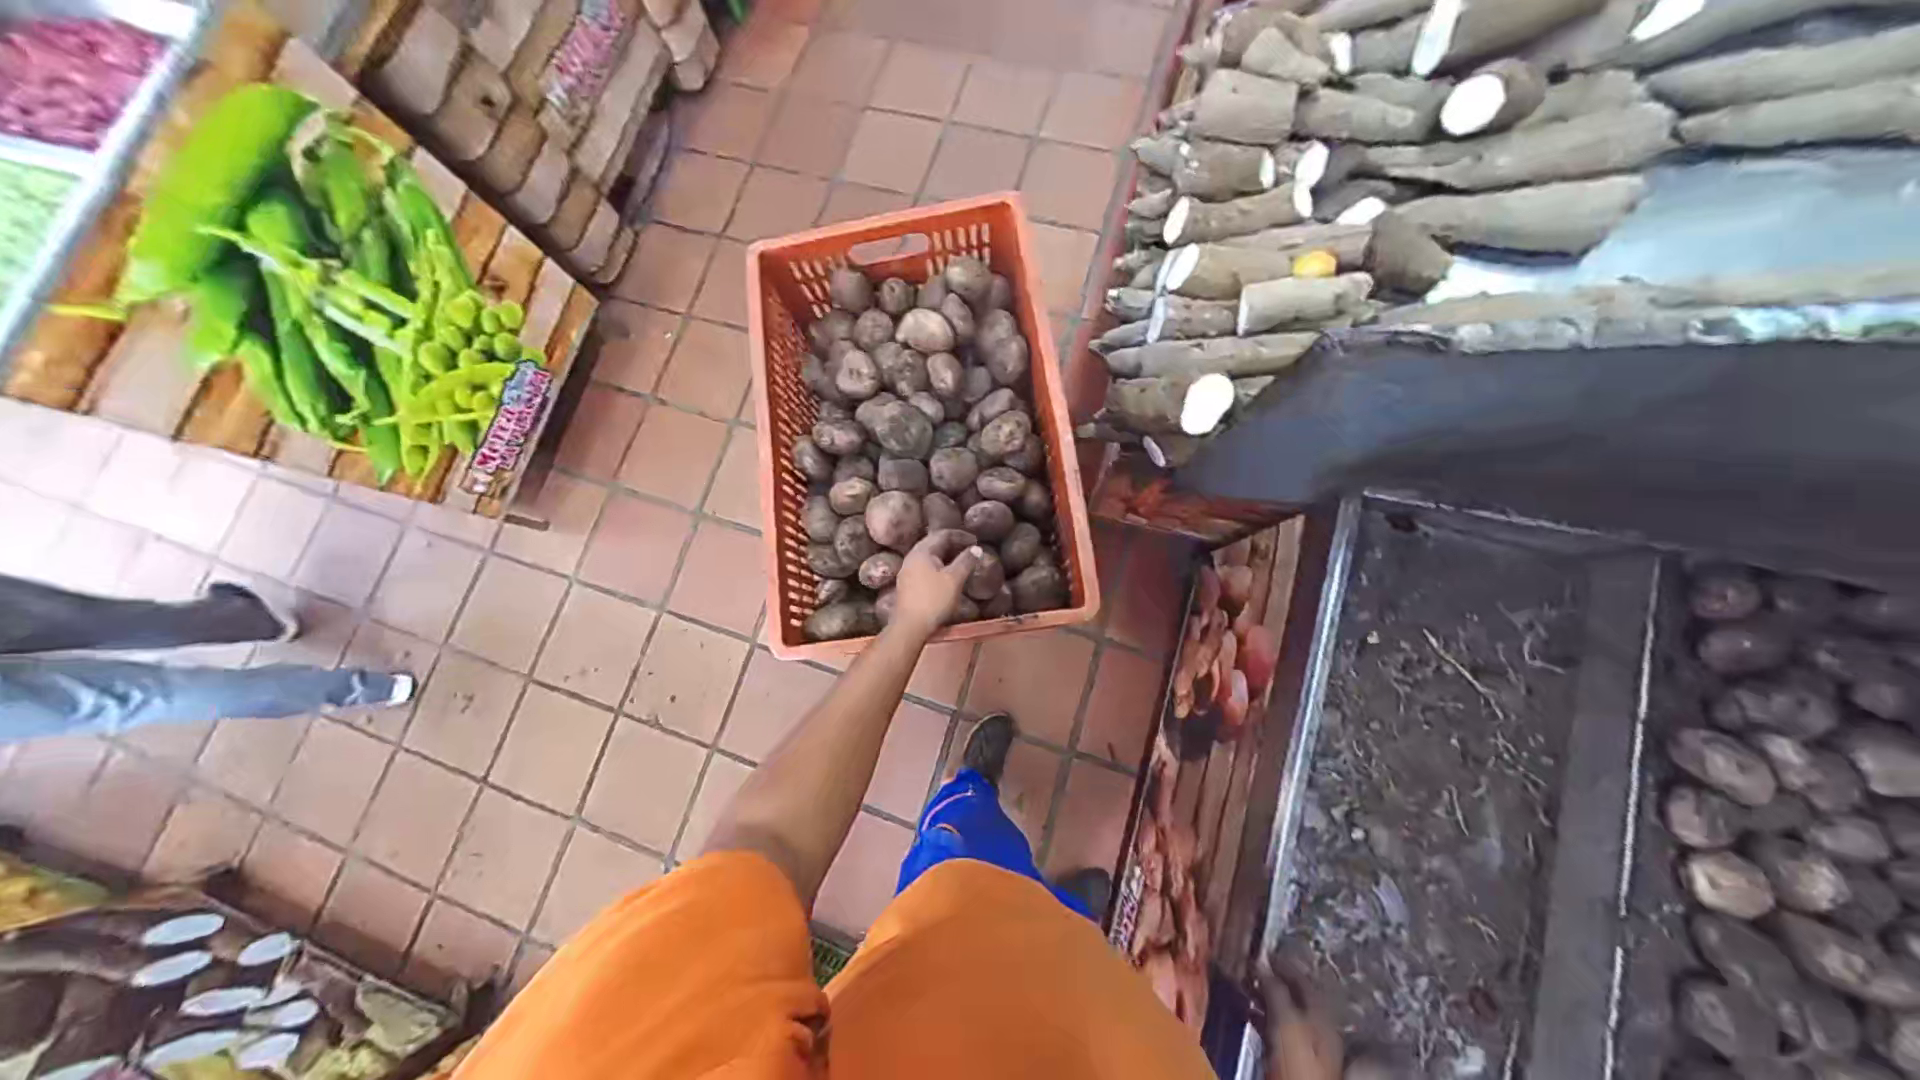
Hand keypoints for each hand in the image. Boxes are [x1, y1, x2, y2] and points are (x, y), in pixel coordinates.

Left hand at [890, 530, 981, 638]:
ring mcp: (907, 572)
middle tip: (969, 549)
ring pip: (929, 558)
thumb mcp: (954, 579)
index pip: (942, 535)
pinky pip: (925, 569)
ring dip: (945, 557)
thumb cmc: (934, 600)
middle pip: (933, 544)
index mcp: (921, 552)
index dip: (960, 536)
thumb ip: (966, 561)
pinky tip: (947, 577)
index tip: (975, 541)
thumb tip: (976, 549)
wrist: (910, 626)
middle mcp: (911, 558)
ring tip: (961, 562)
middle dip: (952, 545)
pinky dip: (939, 568)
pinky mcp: (907, 585)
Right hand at [1257, 953, 1342, 1079]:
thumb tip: (1261, 963)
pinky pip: (1275, 1027)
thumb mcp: (1285, 1020)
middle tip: (1250, 968)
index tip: (1262, 951)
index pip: (1302, 978)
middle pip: (1293, 994)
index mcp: (1322, 1014)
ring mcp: (1306, 1043)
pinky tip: (1249, 1014)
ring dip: (1263, 997)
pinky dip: (1261, 1016)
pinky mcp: (1292, 1058)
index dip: (1282, 963)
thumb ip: (1275, 989)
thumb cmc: (1298, 1061)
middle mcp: (1317, 1026)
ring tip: (1245, 987)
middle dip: (1270, 979)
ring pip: (1283, 1010)